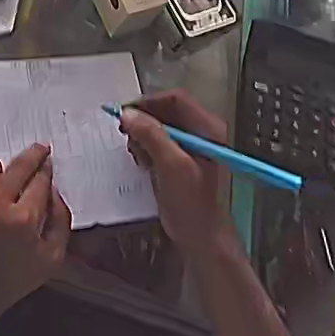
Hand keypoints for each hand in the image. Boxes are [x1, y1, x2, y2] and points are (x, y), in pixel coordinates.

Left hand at [0, 143, 71, 335]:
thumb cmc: (9, 279)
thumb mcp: (51, 259)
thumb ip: (61, 220)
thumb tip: (53, 190)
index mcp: (24, 218)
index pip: (41, 179)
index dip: (46, 170)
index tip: (46, 165)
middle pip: (21, 164)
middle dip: (34, 155)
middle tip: (38, 151)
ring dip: (1, 171)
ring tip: (1, 183)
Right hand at [117, 91, 234, 258]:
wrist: (199, 236)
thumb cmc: (191, 204)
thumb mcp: (171, 166)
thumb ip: (151, 135)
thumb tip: (129, 114)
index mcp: (208, 128)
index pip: (176, 99)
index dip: (149, 102)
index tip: (126, 113)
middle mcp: (201, 131)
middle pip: (166, 110)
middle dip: (144, 121)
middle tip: (126, 133)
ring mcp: (191, 144)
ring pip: (159, 125)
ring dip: (143, 135)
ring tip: (137, 153)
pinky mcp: (180, 157)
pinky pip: (158, 141)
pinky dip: (146, 147)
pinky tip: (143, 162)